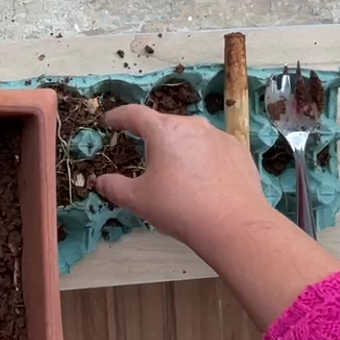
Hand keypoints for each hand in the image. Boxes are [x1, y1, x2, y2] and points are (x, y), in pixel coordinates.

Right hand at [96, 104, 339, 326]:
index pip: (135, 114)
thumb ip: (115, 187)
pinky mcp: (239, 150)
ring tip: (176, 169)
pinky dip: (203, 156)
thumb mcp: (138, 200)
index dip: (119, 116)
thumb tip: (100, 181)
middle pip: (165, 123)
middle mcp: (192, 125)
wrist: (234, 225)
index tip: (110, 121)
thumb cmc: (179, 208)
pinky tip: (204, 178)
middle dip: (152, 136)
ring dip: (179, 146)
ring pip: (191, 134)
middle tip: (144, 153)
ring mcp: (219, 136)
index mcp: (163, 131)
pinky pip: (213, 147)